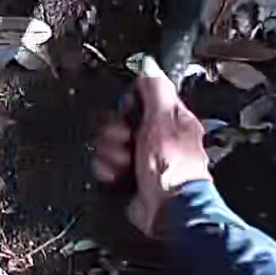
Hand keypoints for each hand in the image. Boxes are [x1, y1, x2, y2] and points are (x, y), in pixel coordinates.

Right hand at [93, 55, 211, 235]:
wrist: (166, 208)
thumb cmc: (171, 168)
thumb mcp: (163, 121)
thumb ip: (155, 92)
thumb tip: (149, 65)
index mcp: (169, 120)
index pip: (138, 100)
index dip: (128, 106)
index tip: (129, 114)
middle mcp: (155, 137)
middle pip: (118, 122)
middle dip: (115, 133)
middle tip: (126, 141)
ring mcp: (140, 157)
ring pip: (108, 144)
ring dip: (111, 154)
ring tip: (125, 163)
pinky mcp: (127, 175)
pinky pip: (104, 164)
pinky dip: (107, 170)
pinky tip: (118, 174)